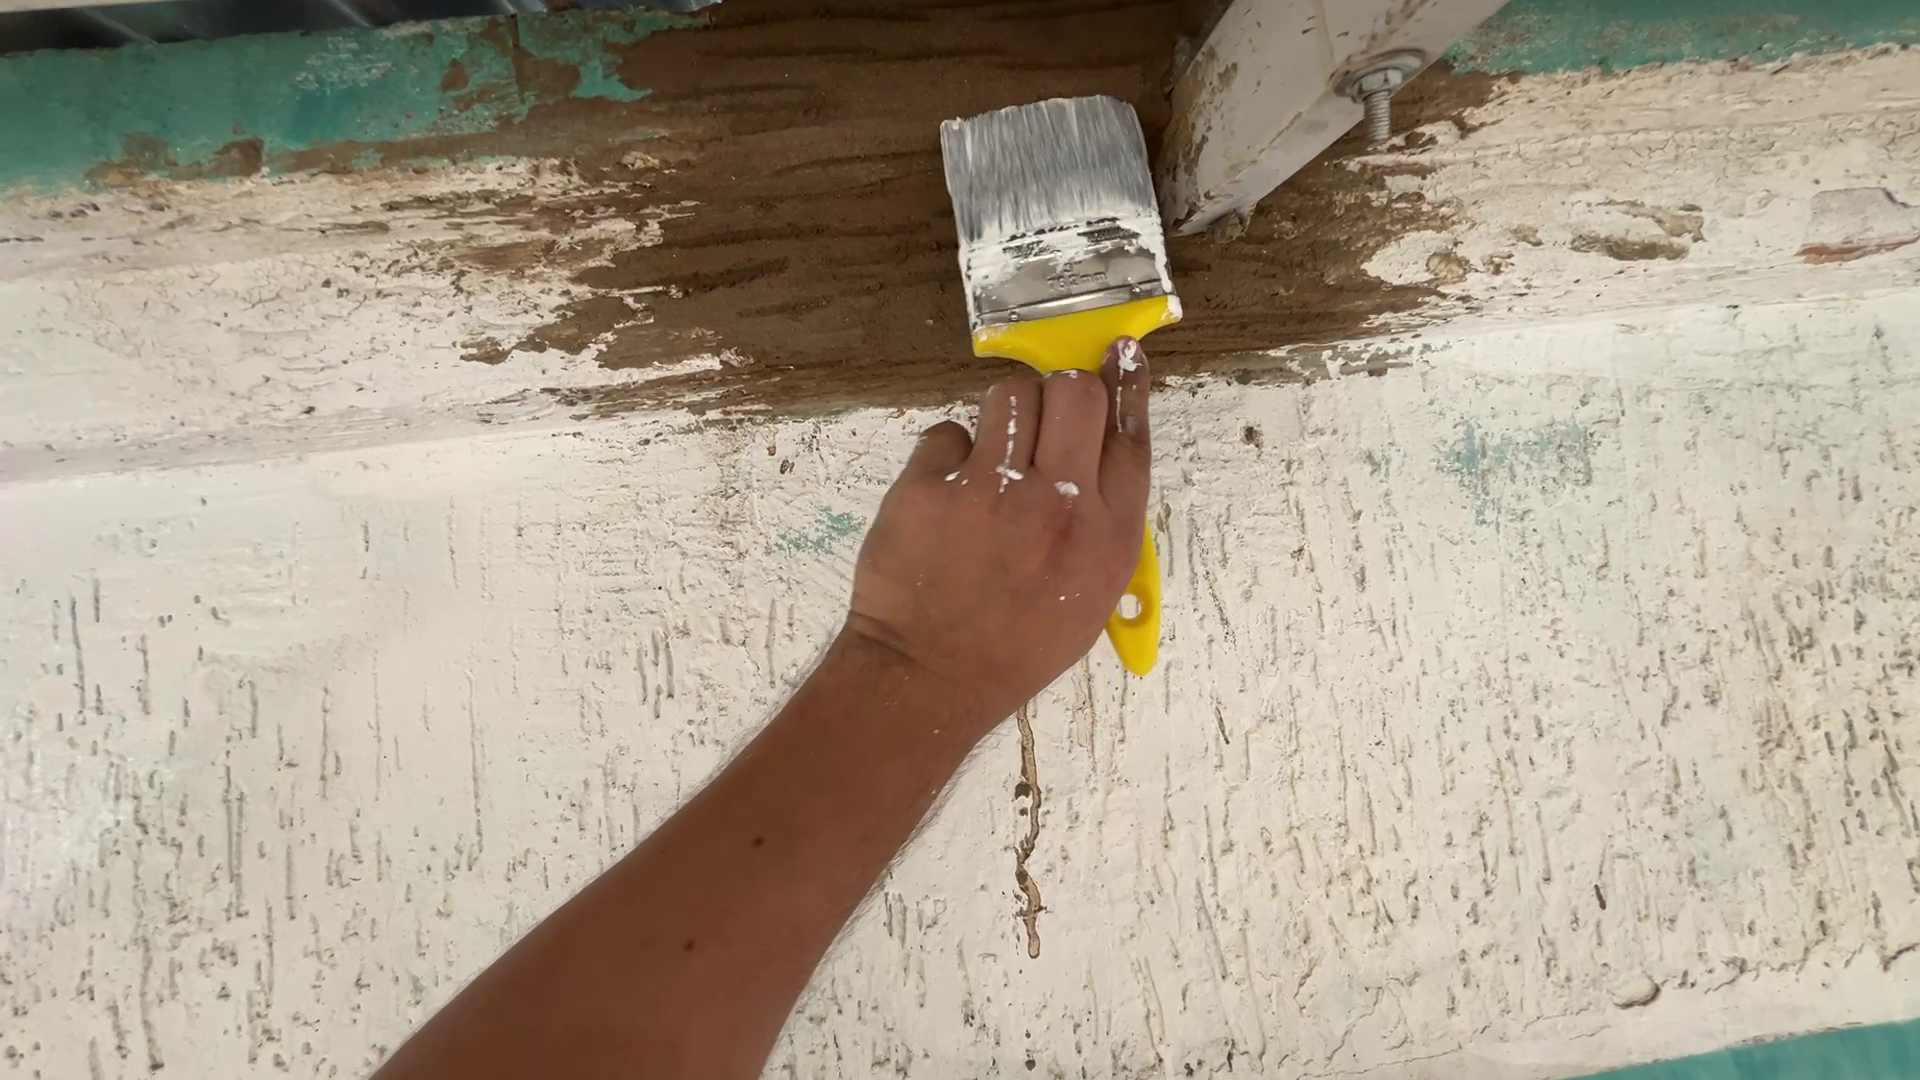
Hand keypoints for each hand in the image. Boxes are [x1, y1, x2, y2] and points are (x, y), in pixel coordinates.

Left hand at [843, 337, 1151, 724]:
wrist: (927, 676)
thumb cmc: (1016, 646)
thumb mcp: (1089, 597)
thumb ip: (1102, 522)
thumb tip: (1093, 451)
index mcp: (1106, 536)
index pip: (1130, 433)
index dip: (1127, 383)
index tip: (1120, 354)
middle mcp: (1057, 502)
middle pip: (1076, 393)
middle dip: (1061, 395)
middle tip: (1040, 427)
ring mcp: (989, 490)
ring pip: (1010, 395)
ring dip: (1005, 415)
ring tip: (990, 458)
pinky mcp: (928, 486)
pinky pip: (947, 432)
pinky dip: (948, 455)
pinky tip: (943, 493)